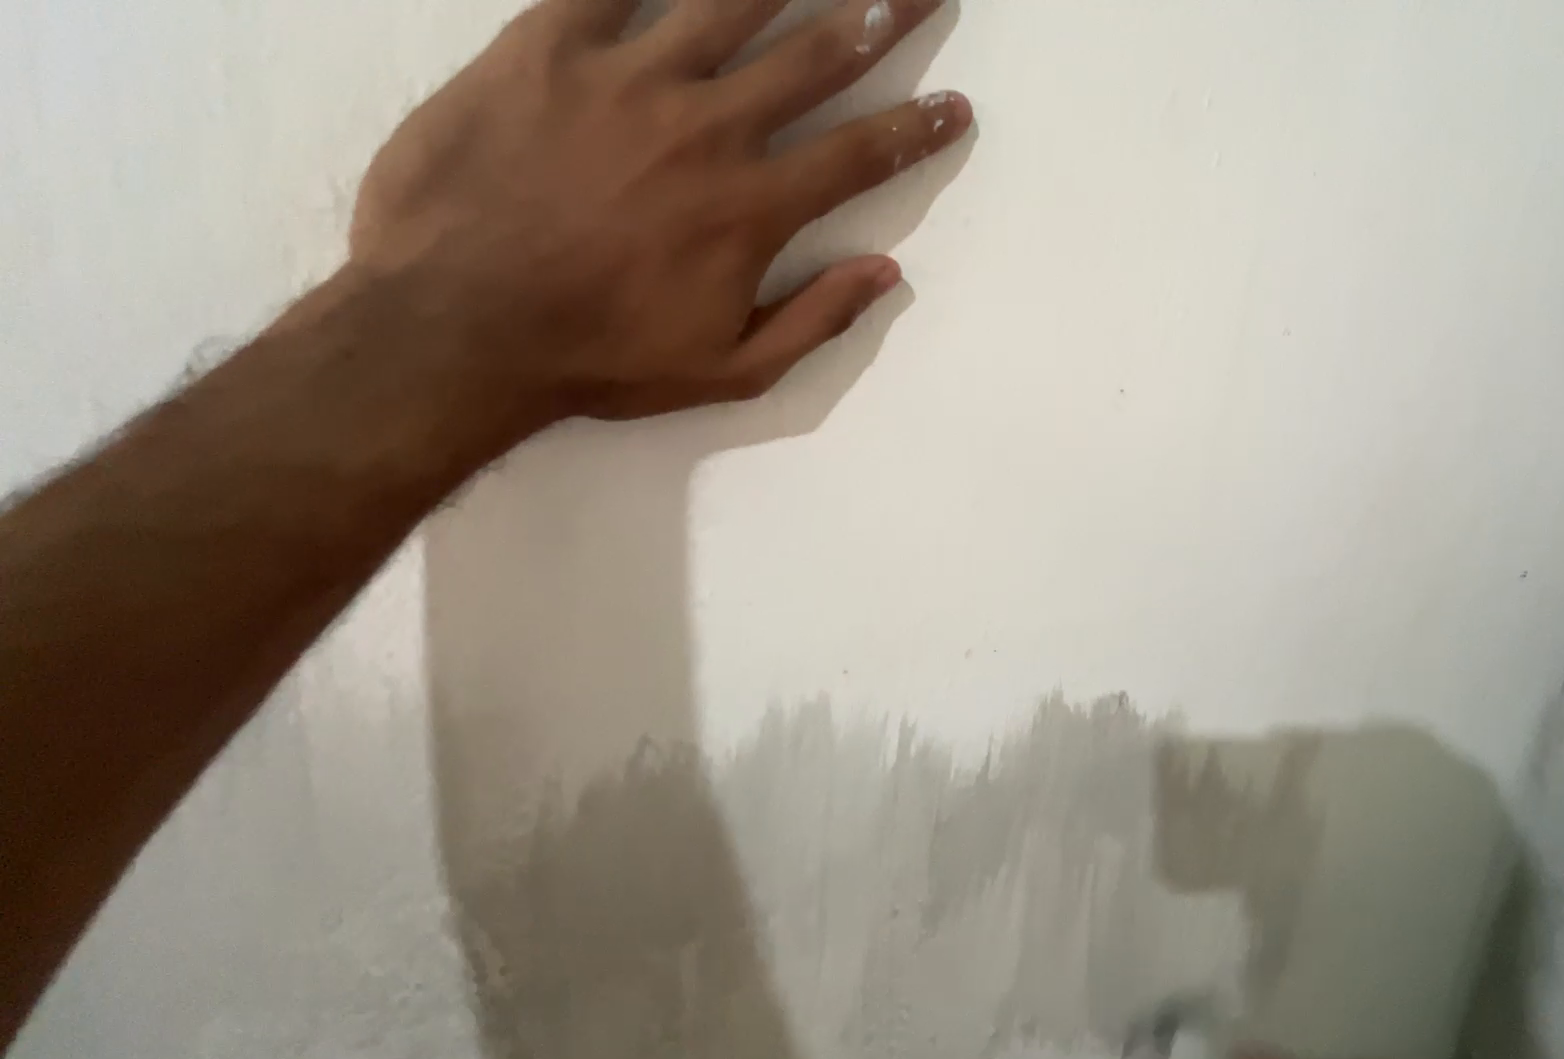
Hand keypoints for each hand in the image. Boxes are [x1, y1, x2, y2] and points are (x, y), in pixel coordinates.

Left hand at [349, 0, 969, 420]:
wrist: (460, 327)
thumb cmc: (603, 359)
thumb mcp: (729, 371)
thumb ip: (814, 320)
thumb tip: (886, 273)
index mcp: (752, 208)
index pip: (860, 154)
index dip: (917, 129)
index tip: (956, 106)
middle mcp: (708, 127)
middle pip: (816, 54)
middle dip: (882, 16)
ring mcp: (627, 77)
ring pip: (728, 1)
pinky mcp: (545, 46)